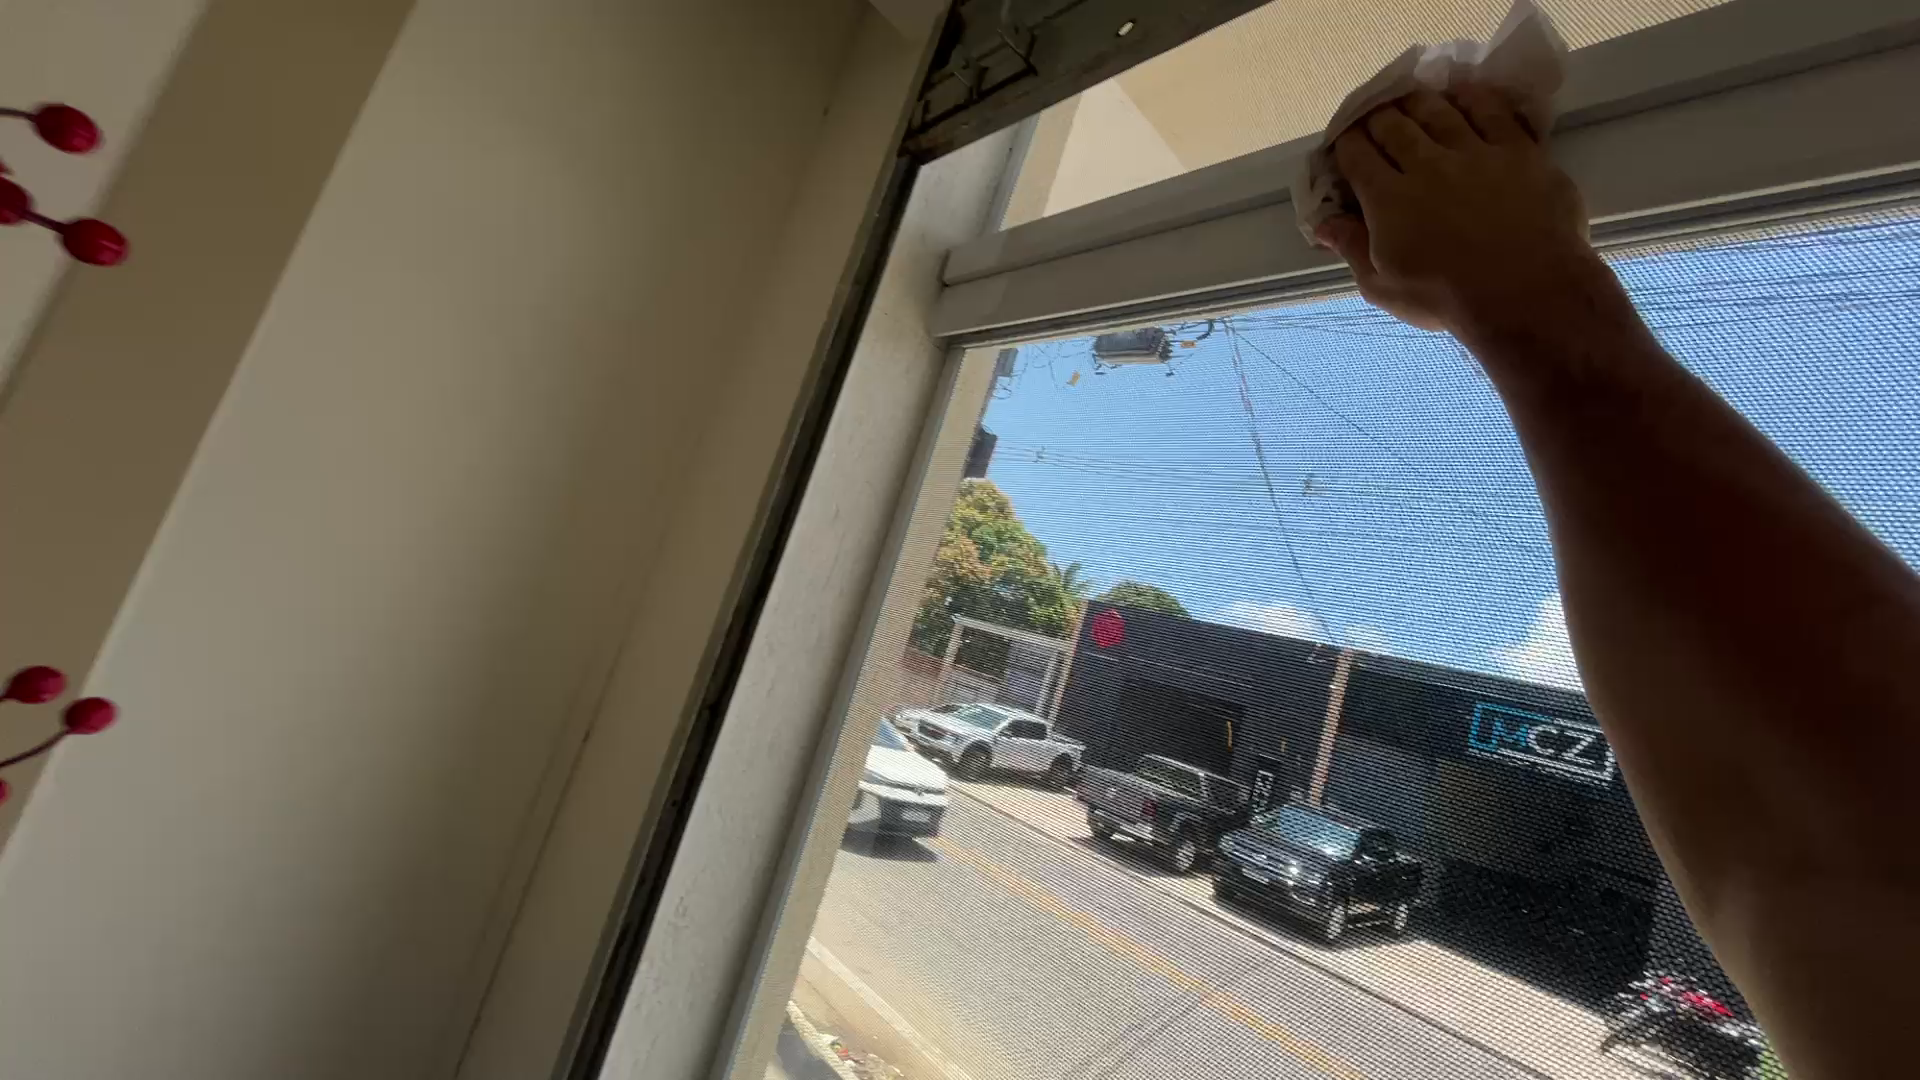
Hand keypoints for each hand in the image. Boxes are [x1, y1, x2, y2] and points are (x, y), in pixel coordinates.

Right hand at [1313, 85, 1603, 339]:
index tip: (1340, 143)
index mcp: (1388, 199)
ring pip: (1439, 111)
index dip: (1345, 145)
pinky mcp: (1518, 150)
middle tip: (1370, 117)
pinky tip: (1462, 93)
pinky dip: (1472, 97)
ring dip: (1417, 102)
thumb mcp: (1380, 284)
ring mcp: (1475, 152)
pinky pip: (1492, 110)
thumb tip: (1322, 225)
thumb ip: (1351, 248)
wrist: (1523, 290)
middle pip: (1395, 126)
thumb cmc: (1441, 296)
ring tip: (1408, 99)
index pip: (1358, 157)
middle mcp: (1427, 165)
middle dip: (1376, 118)